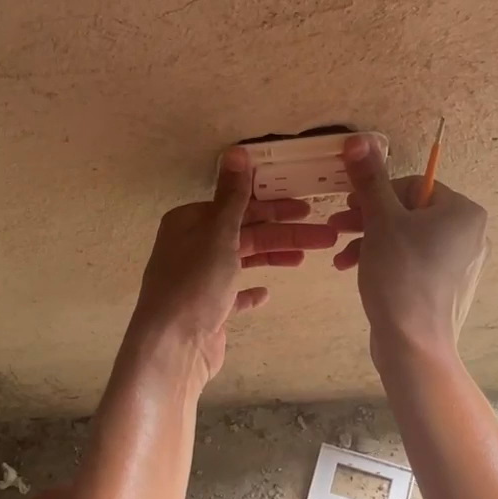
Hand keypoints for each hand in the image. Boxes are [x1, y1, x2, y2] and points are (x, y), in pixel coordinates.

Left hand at [128, 148, 339, 381]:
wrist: (172, 347)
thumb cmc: (194, 285)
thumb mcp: (218, 234)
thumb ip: (233, 196)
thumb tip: (236, 151)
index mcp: (190, 222)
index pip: (239, 206)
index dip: (274, 206)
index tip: (308, 208)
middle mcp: (191, 247)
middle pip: (246, 233)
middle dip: (284, 233)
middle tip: (326, 235)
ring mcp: (199, 280)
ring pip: (243, 260)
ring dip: (275, 257)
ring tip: (307, 259)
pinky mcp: (208, 309)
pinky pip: (233, 294)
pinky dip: (250, 291)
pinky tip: (267, 293)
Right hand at [328, 134, 488, 361]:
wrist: (414, 344)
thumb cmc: (400, 276)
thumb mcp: (379, 222)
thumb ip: (369, 180)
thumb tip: (358, 139)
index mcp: (463, 211)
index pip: (413, 185)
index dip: (375, 193)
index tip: (347, 207)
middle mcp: (471, 234)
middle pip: (409, 212)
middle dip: (368, 220)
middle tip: (338, 226)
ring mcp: (461, 264)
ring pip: (408, 239)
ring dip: (370, 242)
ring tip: (342, 257)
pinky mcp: (447, 288)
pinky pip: (414, 262)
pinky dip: (386, 262)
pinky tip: (357, 272)